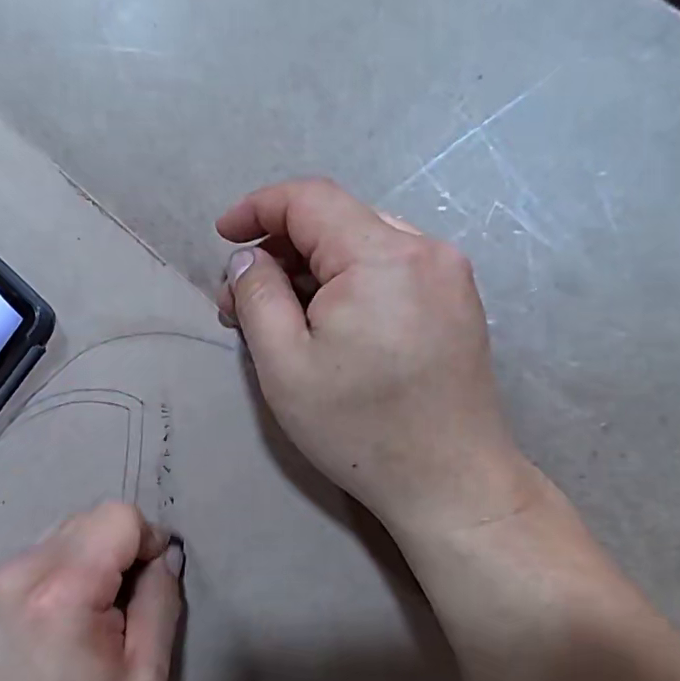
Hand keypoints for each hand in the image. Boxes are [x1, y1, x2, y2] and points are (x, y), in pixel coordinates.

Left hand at [0, 502, 183, 680]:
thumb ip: (162, 605)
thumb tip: (166, 556)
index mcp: (63, 591)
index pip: (119, 516)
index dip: (149, 541)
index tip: (153, 584)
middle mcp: (26, 568)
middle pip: (95, 515)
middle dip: (126, 547)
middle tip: (128, 605)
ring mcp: (4, 572)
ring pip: (73, 527)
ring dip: (100, 555)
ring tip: (99, 612)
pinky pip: (51, 547)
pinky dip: (75, 564)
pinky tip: (73, 612)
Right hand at [215, 178, 538, 534]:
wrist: (449, 480)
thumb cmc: (358, 428)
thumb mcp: (285, 365)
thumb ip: (257, 298)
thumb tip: (247, 259)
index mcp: (381, 257)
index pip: (309, 199)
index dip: (258, 208)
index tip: (222, 234)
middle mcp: (424, 250)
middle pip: (337, 221)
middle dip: (280, 250)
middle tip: (241, 300)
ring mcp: (448, 275)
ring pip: (363, 246)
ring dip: (313, 269)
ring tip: (280, 317)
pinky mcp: (457, 303)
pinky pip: (391, 270)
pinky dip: (349, 283)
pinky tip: (328, 323)